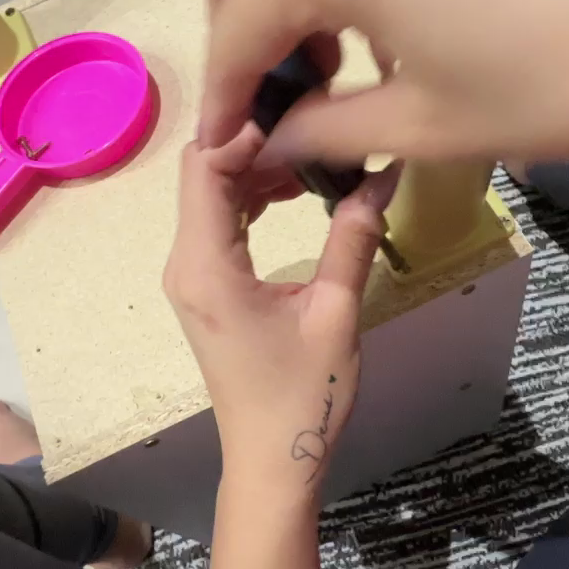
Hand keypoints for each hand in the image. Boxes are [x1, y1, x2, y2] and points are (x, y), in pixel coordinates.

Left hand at [164, 124, 399, 491]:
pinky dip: (251, 198)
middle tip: (318, 126)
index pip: (207, 166)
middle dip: (255, 141)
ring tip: (315, 155)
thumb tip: (381, 174)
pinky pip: (219, 223)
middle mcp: (186, 262)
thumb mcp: (335, 314)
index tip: (303, 110)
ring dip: (255, 168)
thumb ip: (352, 240)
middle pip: (204, 173)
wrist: (271, 458)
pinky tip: (295, 190)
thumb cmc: (303, 395)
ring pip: (210, 195)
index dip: (247, 128)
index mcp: (207, 266)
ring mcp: (192, 276)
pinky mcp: (206, 287)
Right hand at [199, 0, 568, 163]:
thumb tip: (273, 139)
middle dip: (238, 32)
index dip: (226, 98)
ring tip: (324, 64)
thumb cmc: (562, 81)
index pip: (236, 27)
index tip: (224, 148)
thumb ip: (326, 131)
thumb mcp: (428, 125)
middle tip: (273, 102)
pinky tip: (373, 12)